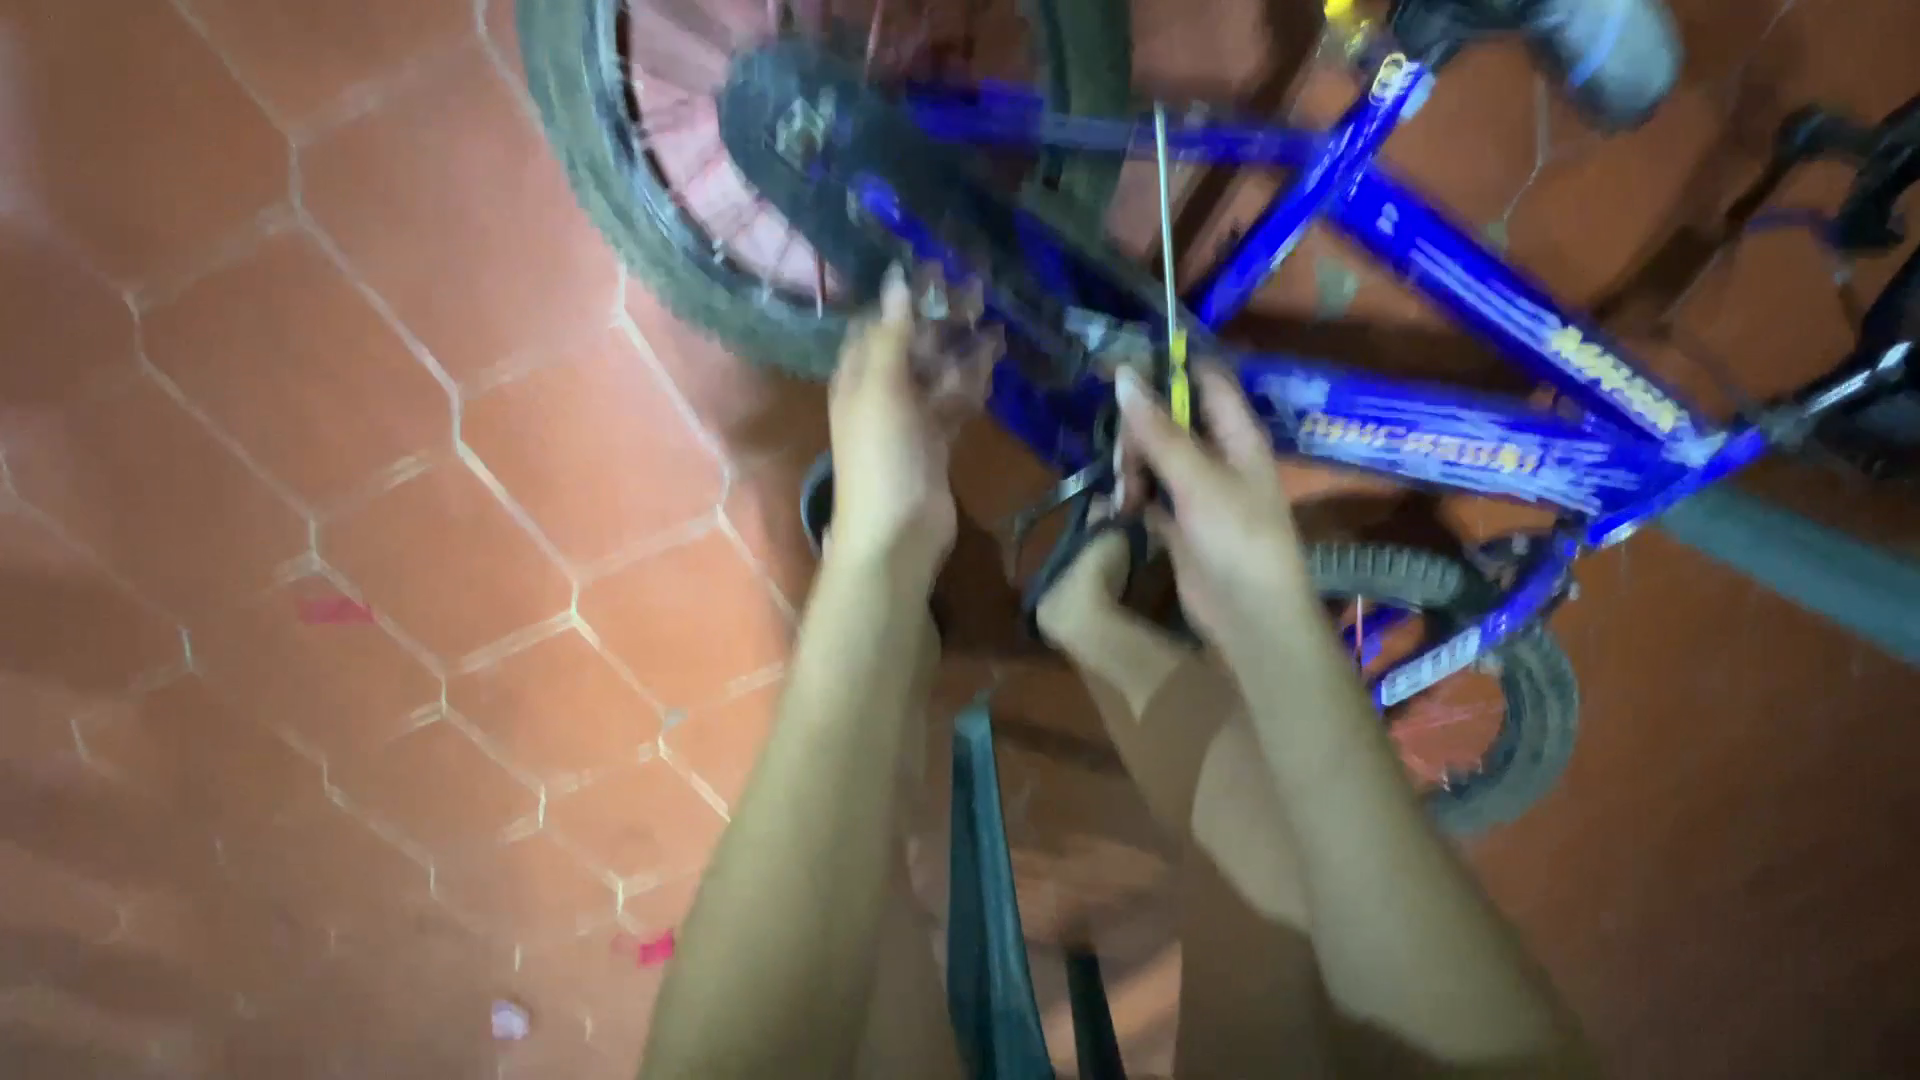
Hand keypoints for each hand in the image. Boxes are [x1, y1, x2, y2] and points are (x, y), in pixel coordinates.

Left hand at [827, 264, 998, 580]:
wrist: (897, 531)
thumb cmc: (882, 456)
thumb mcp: (880, 389)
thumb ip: (891, 336)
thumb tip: (897, 280)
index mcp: (858, 377)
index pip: (878, 325)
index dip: (906, 297)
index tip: (939, 270)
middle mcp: (881, 393)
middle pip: (913, 346)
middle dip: (942, 320)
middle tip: (978, 291)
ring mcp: (910, 420)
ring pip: (938, 374)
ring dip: (963, 350)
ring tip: (995, 323)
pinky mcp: (936, 443)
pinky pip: (954, 404)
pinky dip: (972, 385)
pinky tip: (993, 364)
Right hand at [1113, 364, 1317, 666]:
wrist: (1249, 615)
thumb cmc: (1237, 538)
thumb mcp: (1197, 478)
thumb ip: (1159, 430)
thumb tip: (1124, 376)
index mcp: (1237, 436)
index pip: (1205, 382)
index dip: (1168, 367)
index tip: (1121, 365)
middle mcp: (1218, 457)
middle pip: (1168, 422)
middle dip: (1139, 435)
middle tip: (1127, 462)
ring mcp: (1197, 491)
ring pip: (1153, 459)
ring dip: (1132, 471)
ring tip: (1127, 499)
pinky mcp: (1179, 522)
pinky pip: (1148, 494)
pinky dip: (1132, 499)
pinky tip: (1120, 511)